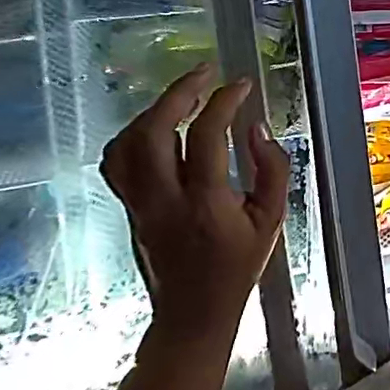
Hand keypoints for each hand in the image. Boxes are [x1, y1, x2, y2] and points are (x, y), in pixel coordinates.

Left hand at [99, 63, 290, 345]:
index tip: (242, 85)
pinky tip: (158, 125)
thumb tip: (256, 127)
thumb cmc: (237, 268)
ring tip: (185, 95)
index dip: (224, 102)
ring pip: (128, 142)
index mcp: (205, 204)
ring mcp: (139, 204)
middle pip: (153, 132)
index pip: (207, 137)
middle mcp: (164, 200)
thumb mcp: (271, 221)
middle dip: (179, 92)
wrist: (192, 315)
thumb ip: (272, 170)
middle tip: (205, 73)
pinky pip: (116, 161)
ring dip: (156, 109)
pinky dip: (134, 133)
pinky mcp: (128, 207)